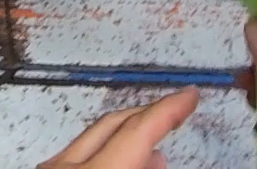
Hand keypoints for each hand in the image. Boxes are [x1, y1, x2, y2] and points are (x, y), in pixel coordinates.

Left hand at [39, 87, 200, 168]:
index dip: (168, 110)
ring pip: (94, 140)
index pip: (136, 131)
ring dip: (128, 139)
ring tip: (158, 151)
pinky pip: (80, 155)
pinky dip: (107, 155)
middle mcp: (66, 164)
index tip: (190, 93)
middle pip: (112, 125)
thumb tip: (159, 158)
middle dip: (148, 116)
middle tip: (178, 113)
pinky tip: (122, 165)